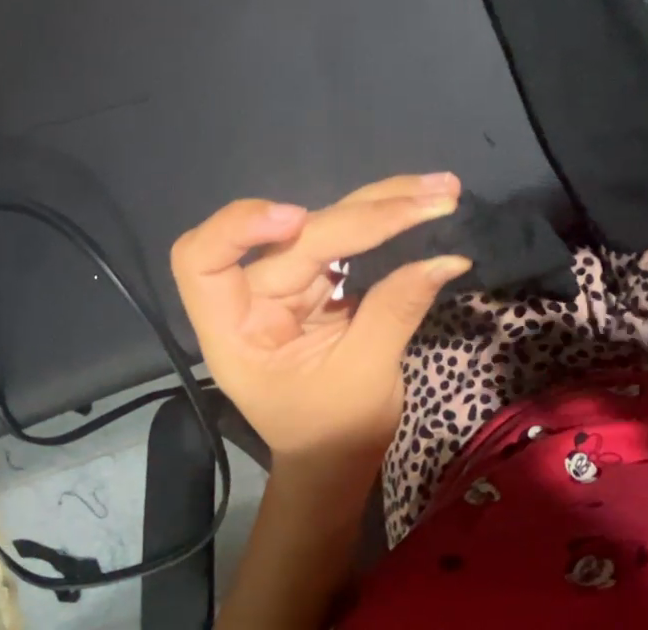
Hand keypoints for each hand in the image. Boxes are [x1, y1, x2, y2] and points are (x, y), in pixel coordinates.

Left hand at [170, 173, 469, 472]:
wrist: (335, 460)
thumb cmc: (332, 435)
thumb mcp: (364, 380)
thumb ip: (394, 312)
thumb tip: (445, 257)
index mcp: (234, 330)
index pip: (202, 261)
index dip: (239, 227)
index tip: (297, 218)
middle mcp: (253, 295)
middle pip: (295, 235)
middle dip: (365, 213)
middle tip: (433, 198)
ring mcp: (285, 281)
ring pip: (326, 225)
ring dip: (384, 204)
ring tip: (440, 189)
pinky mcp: (314, 276)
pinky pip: (346, 239)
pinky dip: (385, 221)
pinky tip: (420, 204)